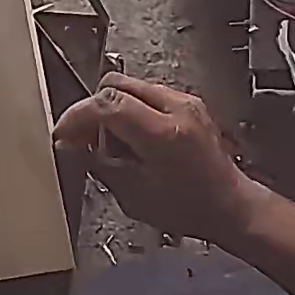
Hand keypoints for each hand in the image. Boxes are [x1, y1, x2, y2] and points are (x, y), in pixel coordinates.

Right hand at [53, 73, 268, 244]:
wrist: (231, 206)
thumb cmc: (190, 209)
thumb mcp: (134, 196)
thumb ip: (101, 165)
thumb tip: (74, 146)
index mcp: (164, 134)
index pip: (108, 103)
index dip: (78, 116)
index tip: (64, 134)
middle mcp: (177, 109)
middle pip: (116, 85)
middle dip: (93, 109)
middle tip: (84, 139)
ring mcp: (186, 102)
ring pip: (130, 86)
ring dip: (112, 110)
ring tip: (113, 146)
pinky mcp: (189, 103)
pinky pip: (147, 95)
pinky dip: (130, 111)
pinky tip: (132, 141)